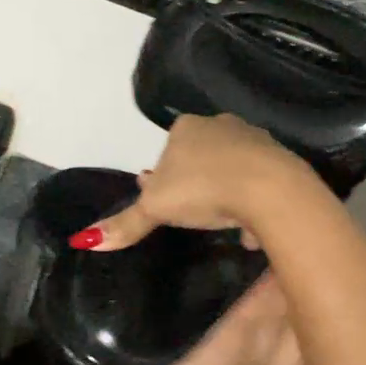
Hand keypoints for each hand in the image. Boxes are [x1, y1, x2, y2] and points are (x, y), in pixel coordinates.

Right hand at [73, 115, 312, 251]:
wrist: (269, 190)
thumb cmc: (203, 190)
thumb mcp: (155, 209)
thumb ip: (125, 223)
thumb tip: (85, 240)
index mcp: (185, 128)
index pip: (168, 150)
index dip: (163, 177)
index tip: (165, 201)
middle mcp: (220, 124)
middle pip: (200, 157)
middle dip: (195, 183)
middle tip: (192, 213)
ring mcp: (254, 138)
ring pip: (231, 170)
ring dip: (225, 194)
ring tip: (223, 224)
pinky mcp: (281, 158)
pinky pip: (258, 182)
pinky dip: (252, 202)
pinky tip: (250, 228)